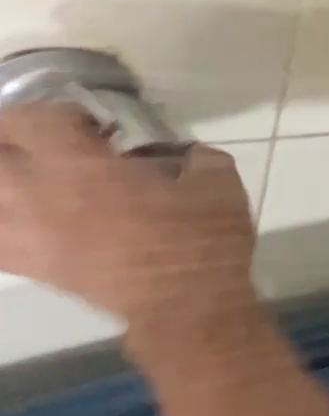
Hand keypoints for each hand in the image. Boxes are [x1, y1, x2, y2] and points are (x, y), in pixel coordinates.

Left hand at [0, 104, 258, 331]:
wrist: (185, 302)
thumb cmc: (204, 240)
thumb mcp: (220, 185)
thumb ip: (195, 157)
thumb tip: (183, 152)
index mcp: (83, 169)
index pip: (34, 119)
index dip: (62, 113)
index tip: (95, 124)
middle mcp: (34, 194)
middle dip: (15, 138)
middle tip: (53, 143)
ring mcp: (18, 231)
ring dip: (9, 176)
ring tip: (36, 177)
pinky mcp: (20, 260)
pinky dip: (5, 220)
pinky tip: (25, 216)